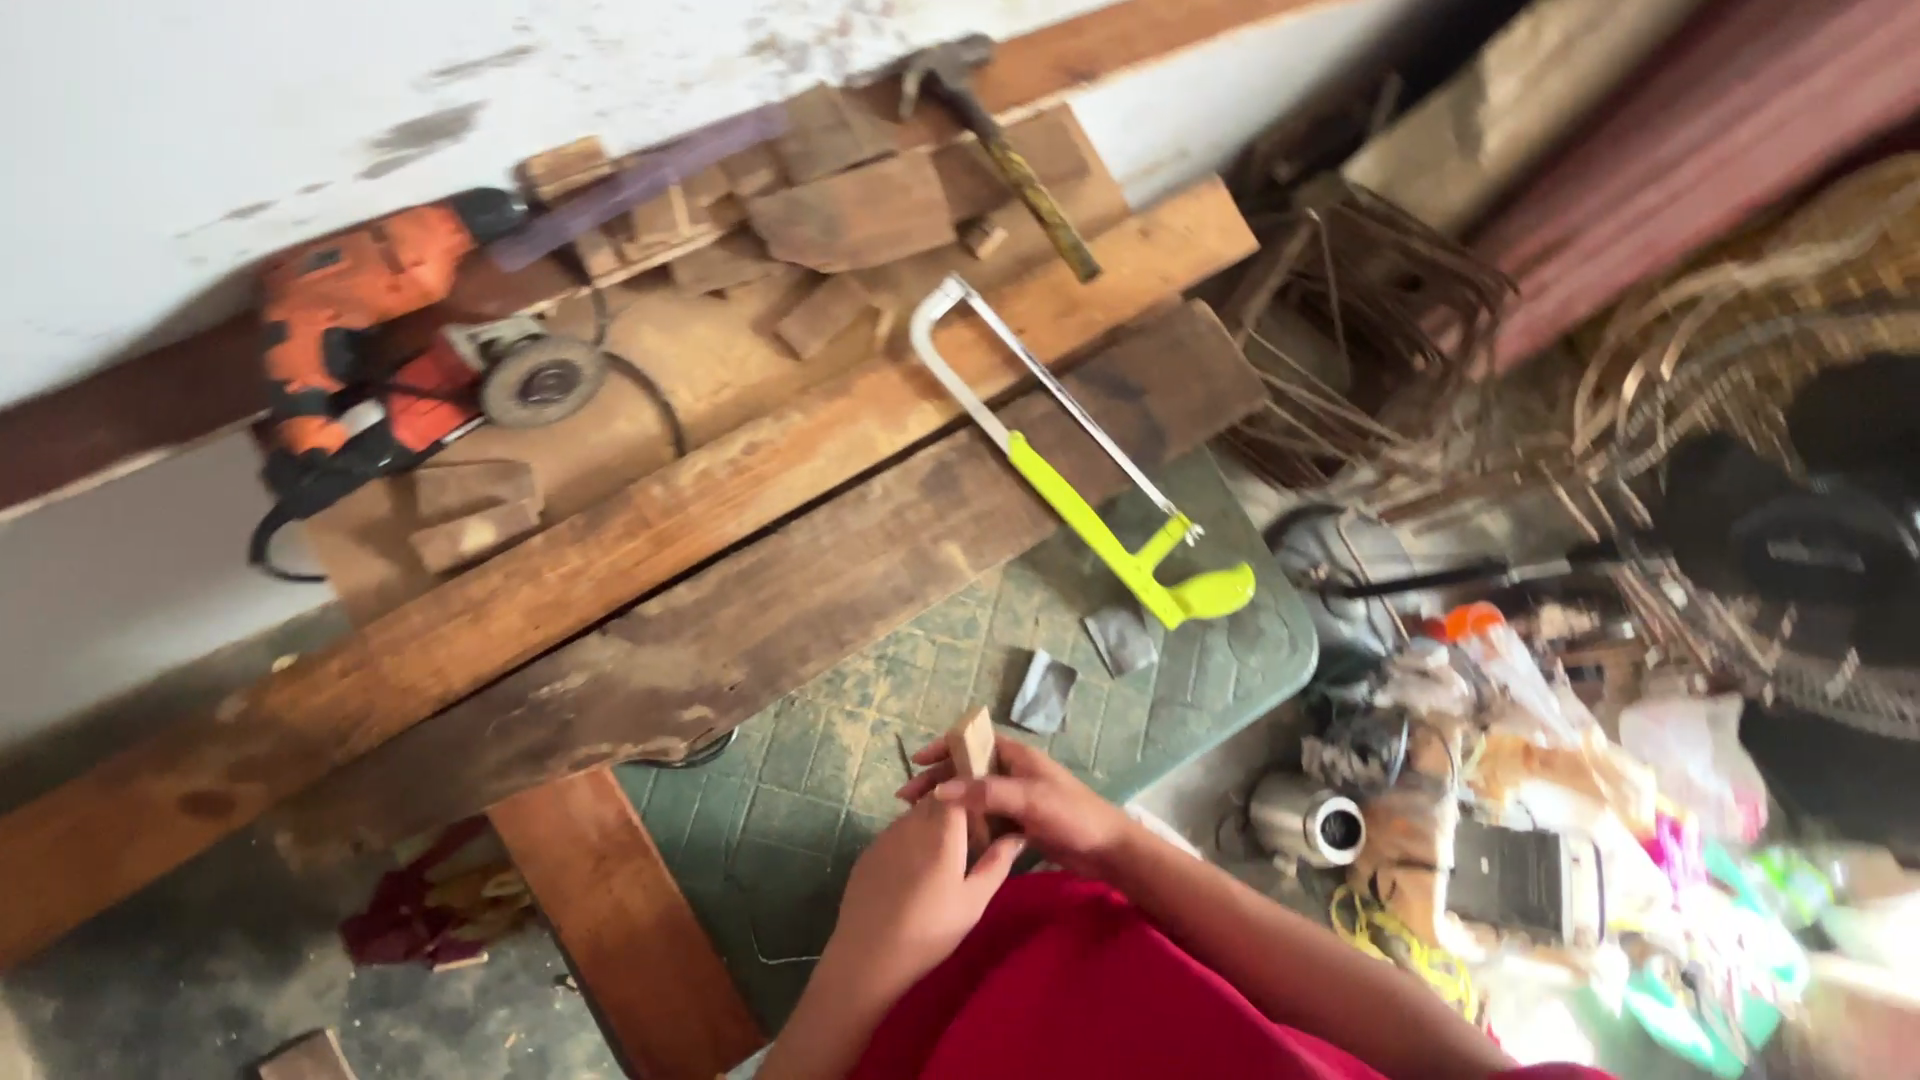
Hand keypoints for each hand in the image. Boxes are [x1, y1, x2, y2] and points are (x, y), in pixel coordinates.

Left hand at [826, 797, 1024, 993]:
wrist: (867, 956)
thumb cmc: (930, 931)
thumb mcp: (973, 902)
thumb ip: (997, 863)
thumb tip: (1017, 835)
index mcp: (942, 830)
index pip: (959, 788)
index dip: (973, 791)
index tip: (987, 807)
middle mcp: (912, 822)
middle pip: (936, 797)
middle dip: (955, 807)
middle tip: (971, 835)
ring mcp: (887, 835)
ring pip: (915, 813)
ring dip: (932, 823)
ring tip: (944, 855)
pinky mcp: (869, 850)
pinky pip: (897, 831)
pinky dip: (911, 838)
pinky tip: (915, 870)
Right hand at [895, 736, 1138, 878]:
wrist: (1107, 850)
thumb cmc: (1072, 815)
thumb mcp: (1029, 800)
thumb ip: (985, 793)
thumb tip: (940, 791)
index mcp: (1016, 755)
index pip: (972, 742)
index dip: (944, 747)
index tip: (917, 761)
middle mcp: (1012, 771)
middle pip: (966, 769)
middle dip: (937, 780)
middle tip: (906, 798)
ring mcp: (1014, 797)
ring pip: (972, 795)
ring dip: (948, 803)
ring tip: (918, 818)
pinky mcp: (1017, 821)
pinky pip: (983, 817)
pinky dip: (964, 822)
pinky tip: (947, 837)